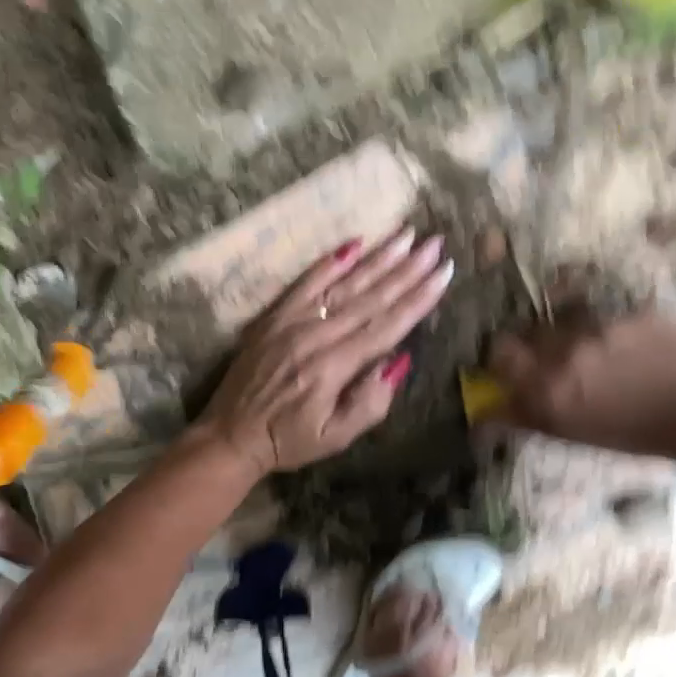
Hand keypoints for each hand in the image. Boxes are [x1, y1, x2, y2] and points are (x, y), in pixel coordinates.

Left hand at [197, 228, 453, 474]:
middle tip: (436, 243)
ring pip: (341, 286)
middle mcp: (313, 339)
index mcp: (332, 368)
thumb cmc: (286, 442)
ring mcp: (289, 326)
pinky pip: (303, 285)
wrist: (229, 436)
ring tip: (407, 235)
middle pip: (369, 299)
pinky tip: (353, 245)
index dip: (418, 299)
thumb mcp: (335, 438)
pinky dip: (328, 263)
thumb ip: (369, 402)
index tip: (446, 272)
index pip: (385, 326)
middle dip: (407, 270)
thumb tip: (398, 361)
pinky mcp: (270, 321)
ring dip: (377, 259)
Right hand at [490, 312, 675, 457]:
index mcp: (545, 386)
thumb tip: (482, 411)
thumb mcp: (567, 432)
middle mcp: (566, 352)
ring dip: (572, 331)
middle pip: (531, 331)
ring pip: (569, 319)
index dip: (502, 356)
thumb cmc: (630, 432)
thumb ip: (522, 415)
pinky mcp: (636, 313)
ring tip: (596, 349)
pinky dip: (612, 330)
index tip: (511, 364)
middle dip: (536, 343)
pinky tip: (631, 348)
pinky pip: (609, 316)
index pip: (500, 352)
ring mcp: (603, 328)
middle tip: (554, 358)